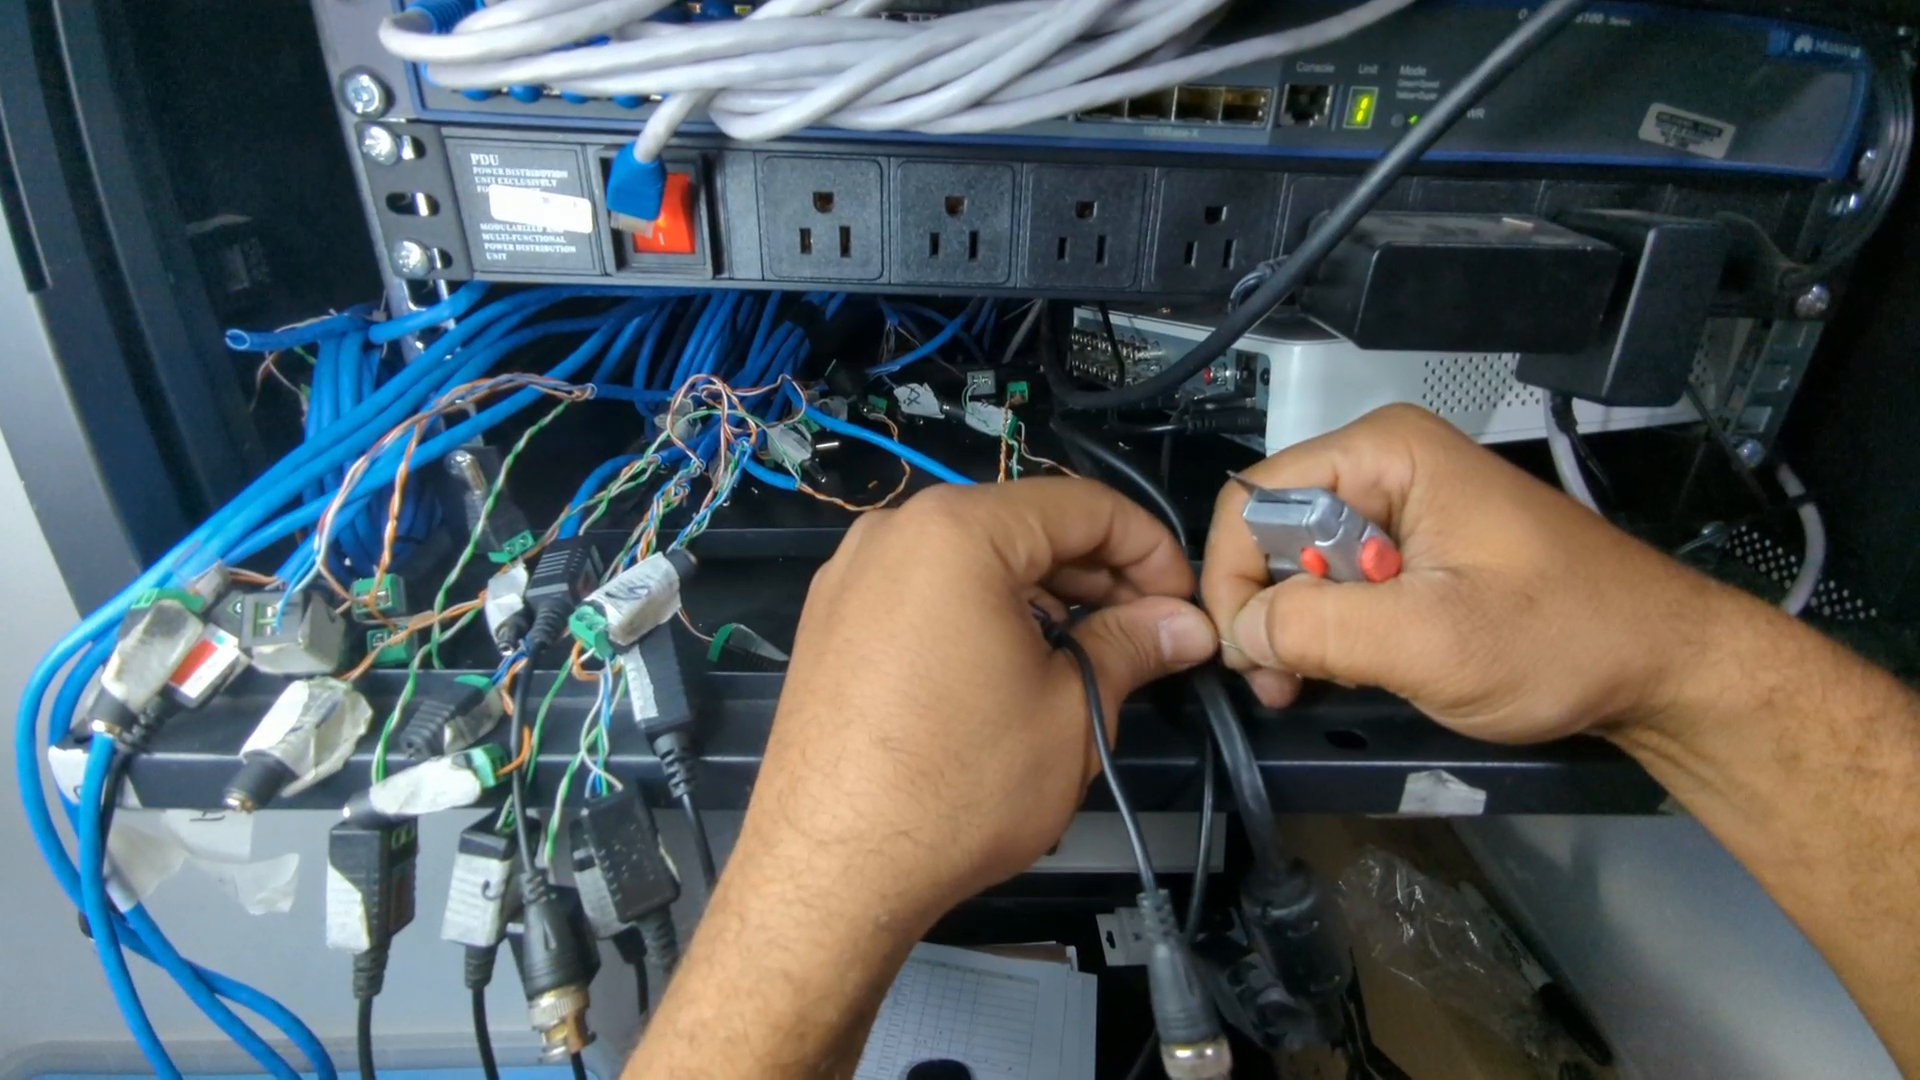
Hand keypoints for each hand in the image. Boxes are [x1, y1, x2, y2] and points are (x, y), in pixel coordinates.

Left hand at [742, 478, 1217, 925]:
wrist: (827, 870)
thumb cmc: (959, 783)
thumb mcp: (1069, 709)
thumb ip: (1134, 645)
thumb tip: (1187, 624)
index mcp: (957, 529)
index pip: (1082, 505)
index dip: (1149, 548)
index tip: (1181, 602)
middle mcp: (895, 531)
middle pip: (1023, 526)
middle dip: (1096, 575)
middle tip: (1145, 634)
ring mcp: (854, 573)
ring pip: (975, 559)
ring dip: (1042, 595)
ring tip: (1083, 655)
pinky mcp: (834, 617)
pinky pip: (928, 588)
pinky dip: (982, 610)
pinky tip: (1011, 664)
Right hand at [1200, 405, 1726, 742]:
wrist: (1666, 670)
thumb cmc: (1567, 641)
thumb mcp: (1432, 640)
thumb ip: (1317, 628)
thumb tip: (1240, 631)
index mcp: (1382, 453)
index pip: (1252, 501)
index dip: (1233, 575)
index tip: (1247, 650)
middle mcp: (1377, 466)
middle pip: (1267, 531)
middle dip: (1264, 609)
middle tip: (1279, 678)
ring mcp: (1390, 506)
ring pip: (1290, 563)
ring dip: (1291, 627)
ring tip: (1316, 678)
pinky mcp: (1401, 545)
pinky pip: (1327, 581)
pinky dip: (1322, 630)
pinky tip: (1347, 663)